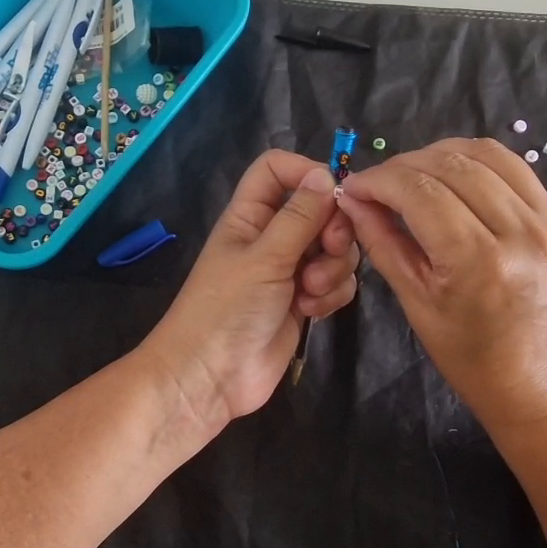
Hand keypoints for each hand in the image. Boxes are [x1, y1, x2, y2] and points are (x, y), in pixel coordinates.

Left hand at [140, 150, 360, 430]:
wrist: (211, 377)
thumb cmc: (227, 309)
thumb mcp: (264, 257)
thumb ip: (300, 217)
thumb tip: (325, 174)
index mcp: (249, 216)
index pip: (277, 170)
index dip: (305, 171)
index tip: (331, 194)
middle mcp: (271, 238)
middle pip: (319, 210)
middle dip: (334, 230)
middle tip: (328, 251)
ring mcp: (289, 272)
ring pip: (334, 250)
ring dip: (333, 269)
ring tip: (309, 293)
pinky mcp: (303, 303)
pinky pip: (335, 284)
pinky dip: (331, 295)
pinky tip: (311, 312)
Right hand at [336, 137, 546, 427]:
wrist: (531, 378)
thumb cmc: (464, 353)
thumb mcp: (414, 301)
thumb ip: (382, 242)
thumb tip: (351, 199)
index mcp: (478, 261)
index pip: (420, 192)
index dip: (379, 180)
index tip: (353, 186)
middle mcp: (519, 231)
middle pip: (450, 165)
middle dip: (401, 165)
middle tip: (375, 183)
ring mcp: (546, 220)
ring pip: (483, 154)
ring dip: (436, 155)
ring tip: (409, 176)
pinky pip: (512, 166)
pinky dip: (473, 161)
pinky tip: (448, 176)